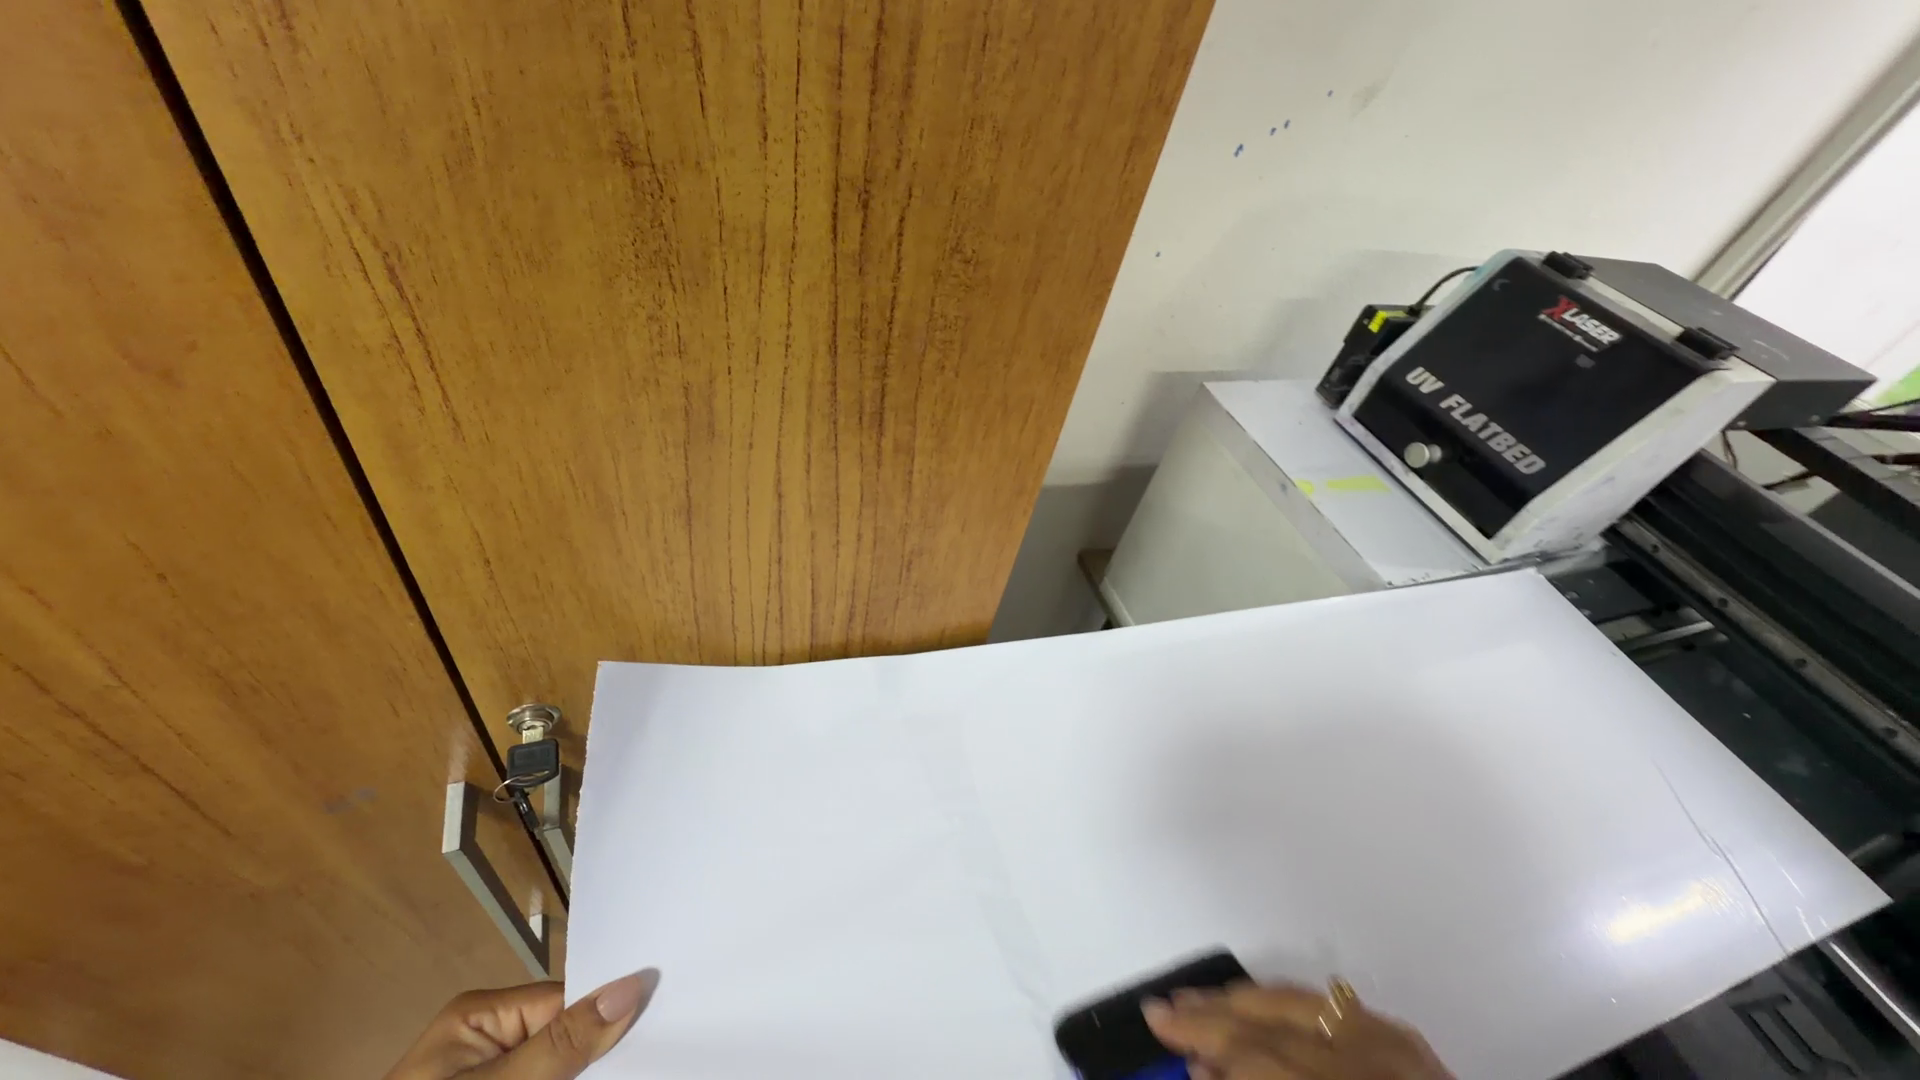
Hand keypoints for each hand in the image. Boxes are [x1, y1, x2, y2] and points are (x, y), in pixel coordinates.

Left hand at [382, 969, 658, 1079]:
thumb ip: (562, 1043)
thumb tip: (631, 984)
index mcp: (479, 1015)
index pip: (564, 1001)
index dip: (605, 1018)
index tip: (657, 1024)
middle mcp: (485, 1039)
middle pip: (564, 1034)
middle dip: (597, 1052)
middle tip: (652, 1053)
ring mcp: (488, 1074)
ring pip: (559, 1065)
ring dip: (585, 1071)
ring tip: (638, 1063)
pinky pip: (546, 1077)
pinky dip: (566, 1079)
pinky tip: (597, 1075)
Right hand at [1143, 981, 1453, 1079]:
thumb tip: (1205, 1072)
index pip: (1249, 1054)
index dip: (1197, 1033)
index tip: (1155, 1018)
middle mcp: (1357, 1062)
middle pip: (1268, 1023)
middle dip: (1211, 1011)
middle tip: (1166, 1006)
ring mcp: (1387, 1047)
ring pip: (1302, 1002)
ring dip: (1247, 998)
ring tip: (1208, 998)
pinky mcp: (1409, 1044)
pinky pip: (1341, 1006)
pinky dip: (1298, 1001)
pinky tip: (1273, 1002)